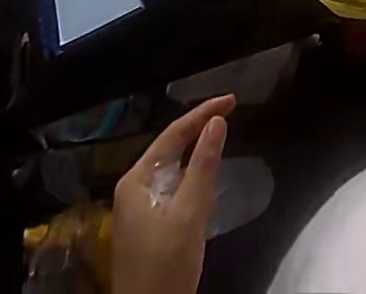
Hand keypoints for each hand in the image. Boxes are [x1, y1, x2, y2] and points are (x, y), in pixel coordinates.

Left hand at [111, 95, 234, 293]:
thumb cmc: (167, 266)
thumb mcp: (191, 213)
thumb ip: (204, 165)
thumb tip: (217, 121)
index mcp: (137, 179)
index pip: (174, 133)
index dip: (203, 113)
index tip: (231, 100)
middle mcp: (133, 187)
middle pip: (171, 146)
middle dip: (200, 127)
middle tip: (230, 111)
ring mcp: (138, 207)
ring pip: (172, 167)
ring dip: (196, 150)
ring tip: (221, 132)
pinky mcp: (147, 225)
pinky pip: (172, 186)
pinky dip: (191, 175)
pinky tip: (207, 174)